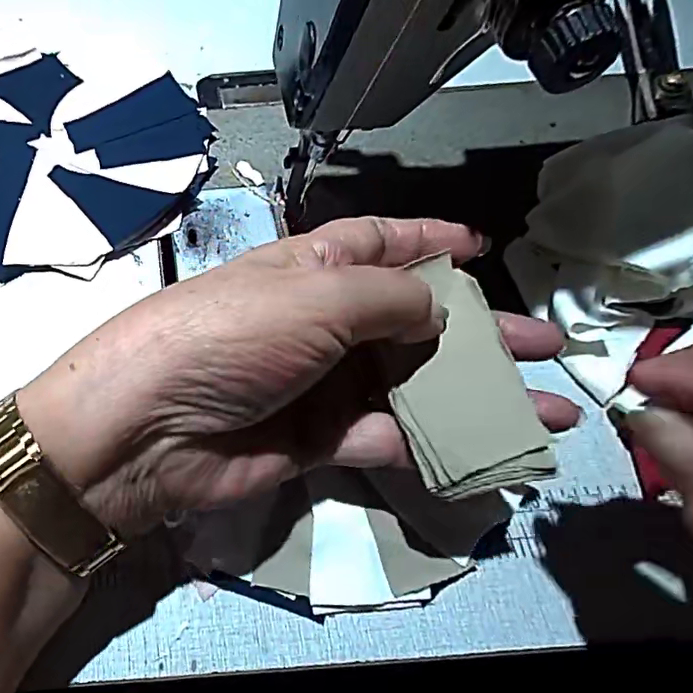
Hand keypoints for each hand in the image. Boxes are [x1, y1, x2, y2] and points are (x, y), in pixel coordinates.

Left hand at [18, 217, 579, 534]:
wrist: (149, 432)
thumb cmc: (231, 336)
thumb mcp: (314, 297)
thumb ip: (388, 301)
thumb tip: (438, 312)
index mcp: (316, 268)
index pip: (385, 243)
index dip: (433, 242)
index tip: (484, 252)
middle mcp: (323, 322)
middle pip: (414, 321)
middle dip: (478, 332)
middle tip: (544, 344)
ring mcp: (323, 384)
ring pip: (410, 386)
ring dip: (470, 396)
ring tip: (540, 407)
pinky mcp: (319, 440)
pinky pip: (387, 438)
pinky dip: (430, 444)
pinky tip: (483, 449)